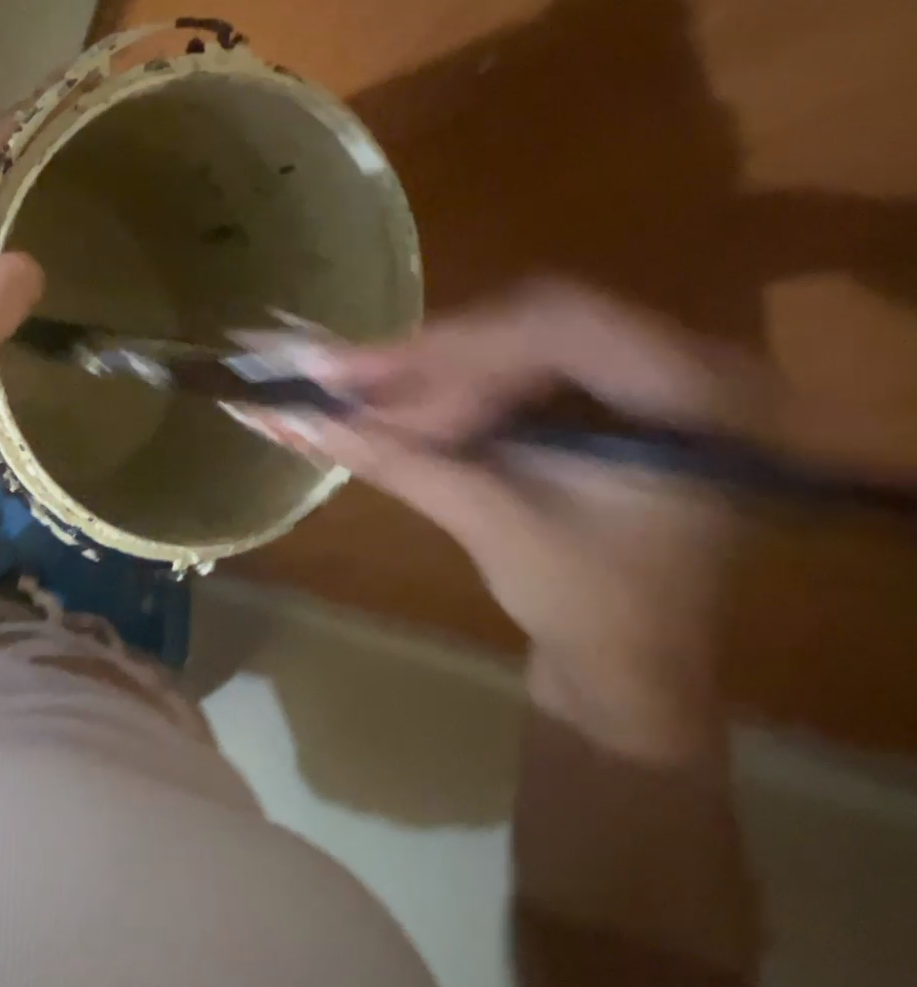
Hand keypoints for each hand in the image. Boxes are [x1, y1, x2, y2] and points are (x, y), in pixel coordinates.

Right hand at [234, 284, 774, 755]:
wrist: (633, 662)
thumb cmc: (584, 606)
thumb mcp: (490, 524)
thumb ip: (397, 461)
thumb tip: (294, 419)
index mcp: (691, 391)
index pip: (556, 324)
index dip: (442, 345)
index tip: (345, 374)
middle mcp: (684, 363)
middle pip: (531, 324)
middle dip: (428, 360)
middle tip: (336, 382)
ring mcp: (649, 378)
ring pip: (517, 343)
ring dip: (432, 374)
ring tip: (355, 397)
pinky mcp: (610, 401)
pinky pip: (520, 371)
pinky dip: (453, 390)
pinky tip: (401, 407)